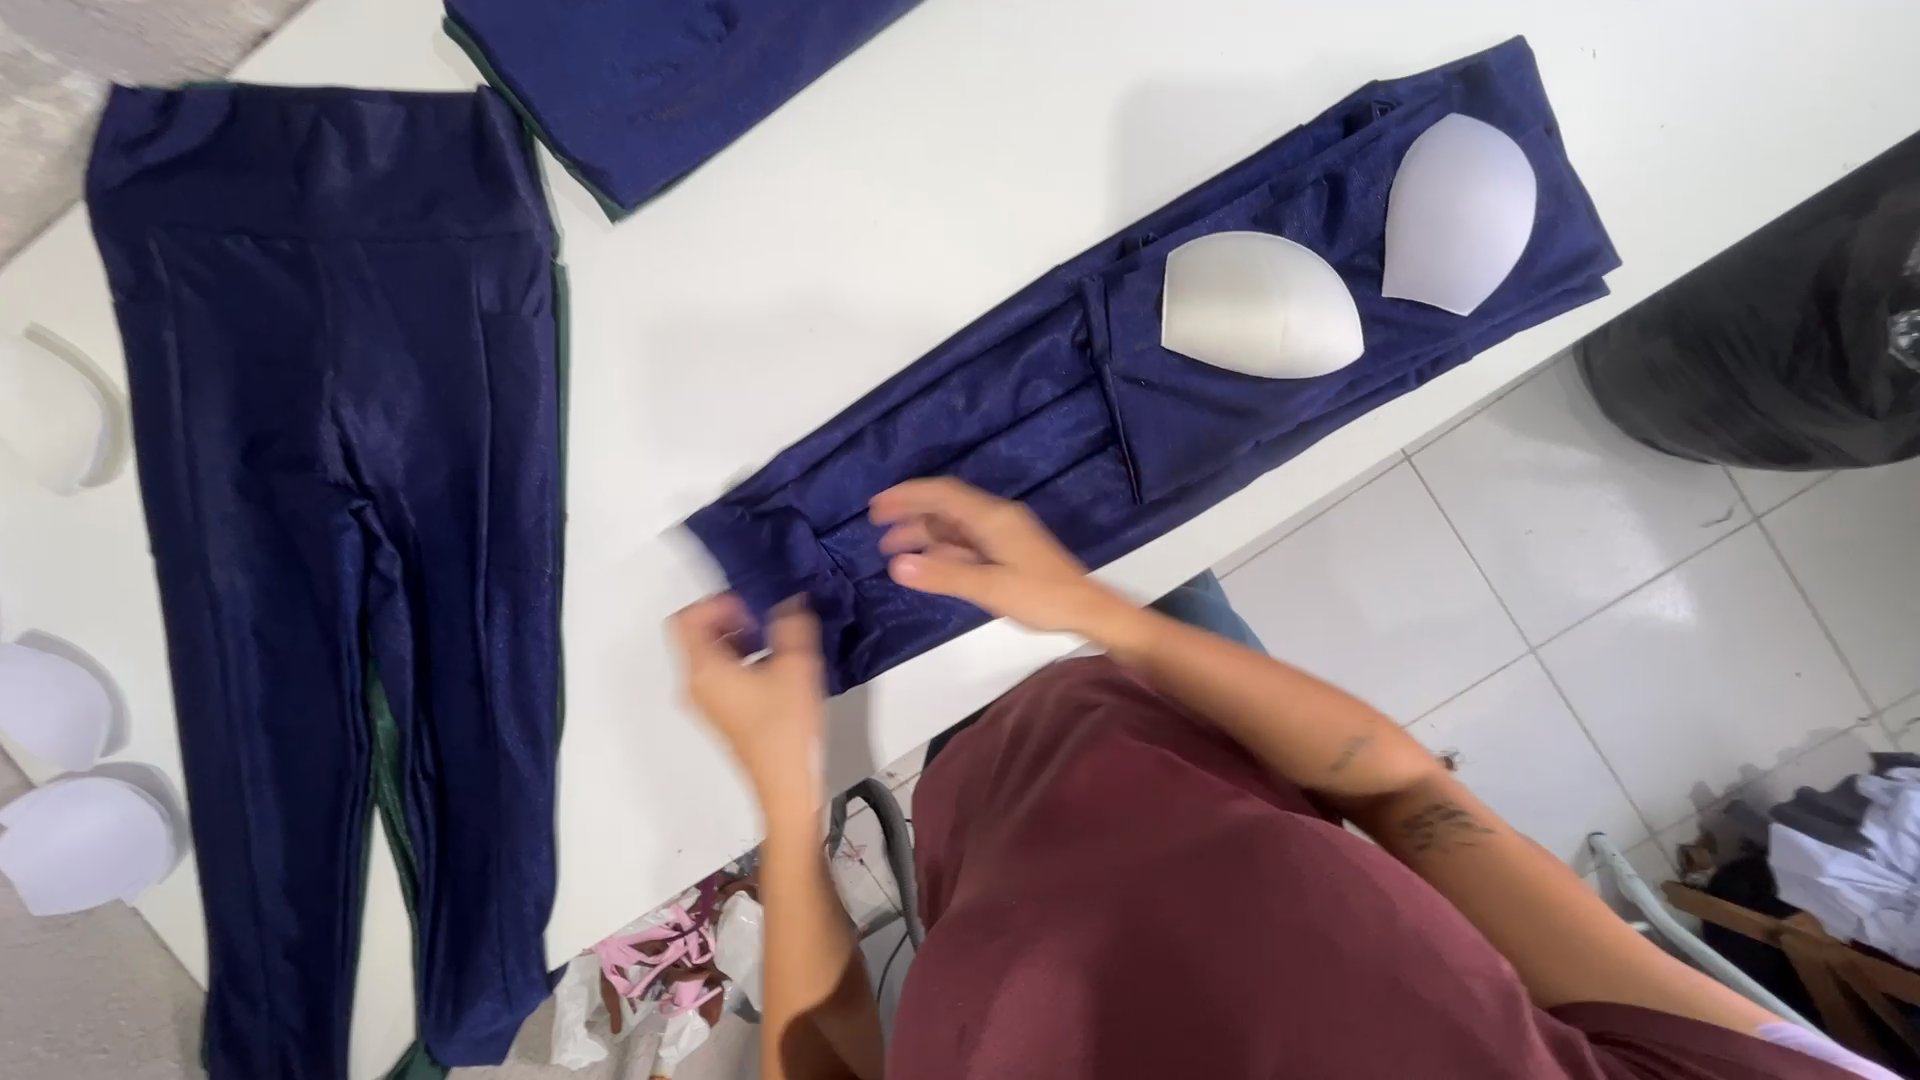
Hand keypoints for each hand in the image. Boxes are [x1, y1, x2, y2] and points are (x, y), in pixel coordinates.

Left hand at [670, 594, 825, 819]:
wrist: (787, 785)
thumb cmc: (787, 726)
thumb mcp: (797, 666)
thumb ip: (792, 623)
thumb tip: (789, 600)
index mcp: (702, 670)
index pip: (685, 619)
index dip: (717, 603)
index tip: (753, 608)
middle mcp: (694, 685)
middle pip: (697, 634)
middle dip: (732, 618)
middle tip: (769, 622)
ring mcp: (706, 702)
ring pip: (711, 653)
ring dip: (740, 639)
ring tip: (777, 644)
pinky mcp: (722, 714)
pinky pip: (722, 673)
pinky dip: (743, 659)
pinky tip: (777, 668)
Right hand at [870, 477, 1134, 637]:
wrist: (1086, 609)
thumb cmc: (1041, 596)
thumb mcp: (990, 587)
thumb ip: (943, 575)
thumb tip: (896, 564)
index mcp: (992, 517)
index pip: (942, 494)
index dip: (907, 495)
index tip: (877, 505)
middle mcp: (995, 518)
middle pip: (945, 507)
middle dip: (910, 514)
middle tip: (876, 527)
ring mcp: (1001, 534)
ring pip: (953, 526)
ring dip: (924, 534)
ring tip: (892, 550)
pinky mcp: (1005, 551)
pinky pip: (965, 542)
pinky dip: (942, 549)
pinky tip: (926, 563)